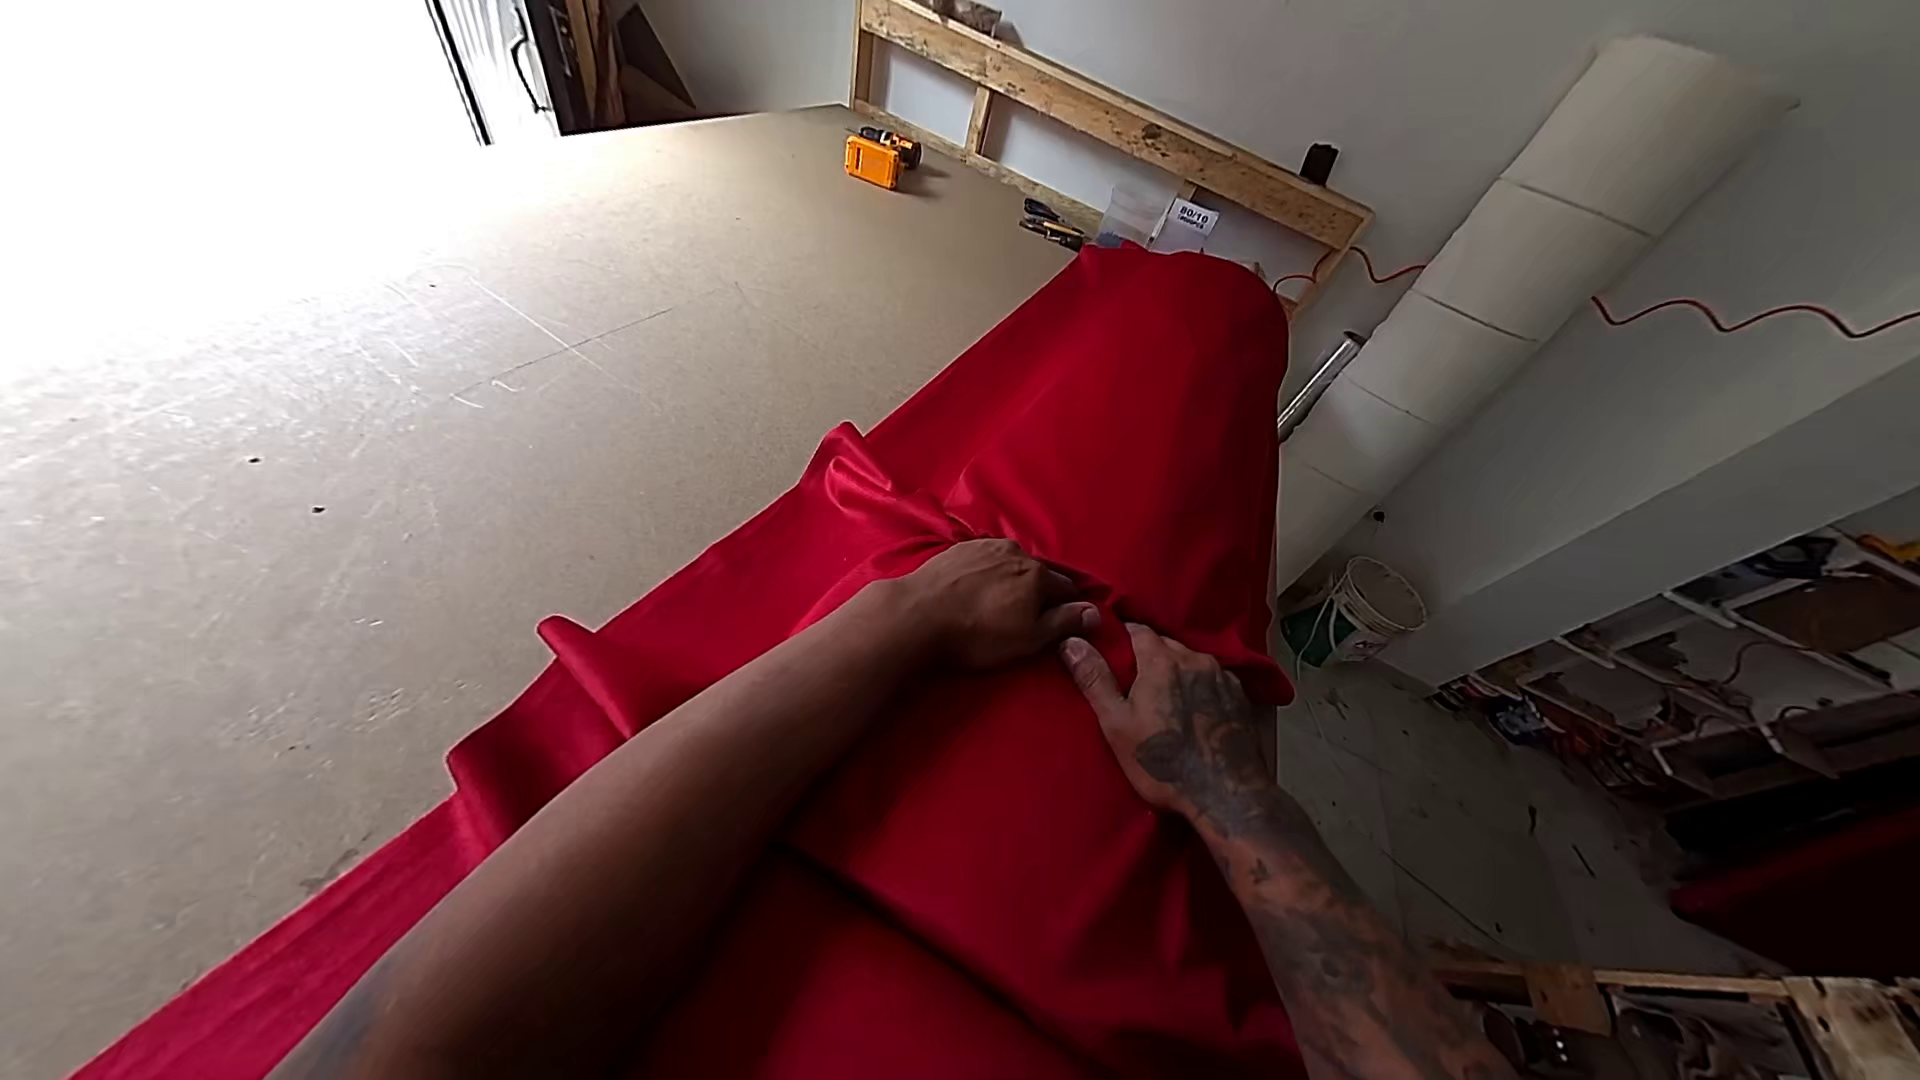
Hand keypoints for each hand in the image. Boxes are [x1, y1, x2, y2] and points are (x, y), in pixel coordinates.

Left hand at [896, 538, 1098, 669]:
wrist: (918, 614)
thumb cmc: (976, 634)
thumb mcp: (1027, 639)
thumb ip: (1063, 623)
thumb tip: (1094, 612)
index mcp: (1037, 574)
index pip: (1067, 589)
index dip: (1069, 606)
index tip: (1062, 621)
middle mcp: (1015, 552)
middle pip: (1039, 573)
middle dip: (1040, 590)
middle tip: (1027, 614)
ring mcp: (985, 547)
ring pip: (1011, 562)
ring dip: (1012, 578)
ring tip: (999, 600)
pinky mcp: (959, 548)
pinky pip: (985, 559)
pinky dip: (988, 571)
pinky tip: (977, 587)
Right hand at [1059, 623, 1275, 826]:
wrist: (1227, 799)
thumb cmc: (1163, 763)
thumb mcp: (1116, 723)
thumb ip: (1094, 678)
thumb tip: (1070, 641)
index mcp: (1162, 660)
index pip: (1137, 629)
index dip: (1121, 637)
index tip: (1109, 652)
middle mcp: (1195, 659)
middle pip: (1164, 644)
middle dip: (1147, 654)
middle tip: (1131, 680)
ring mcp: (1222, 678)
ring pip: (1190, 660)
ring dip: (1175, 670)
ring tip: (1163, 696)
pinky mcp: (1241, 698)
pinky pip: (1211, 679)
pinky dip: (1198, 686)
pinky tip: (1192, 710)